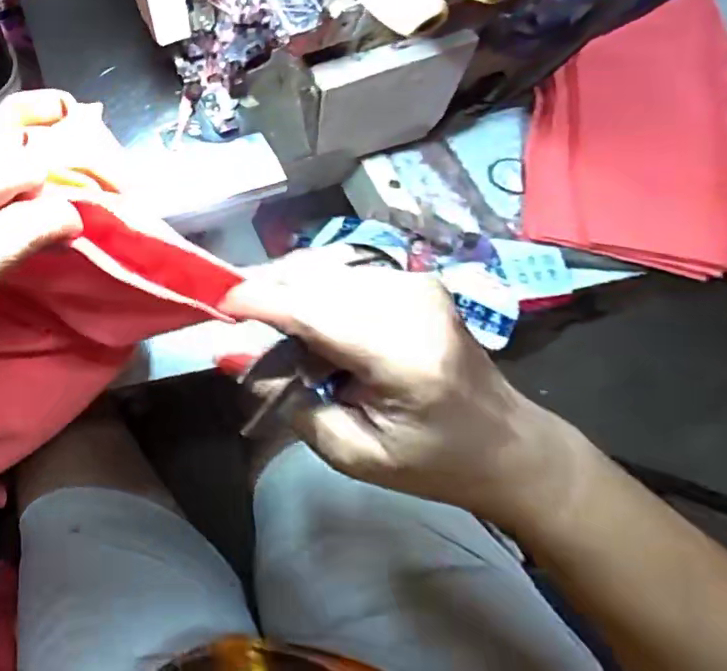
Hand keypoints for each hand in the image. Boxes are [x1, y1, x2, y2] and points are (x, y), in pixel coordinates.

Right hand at [222, 248, 587, 529]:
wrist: (509, 443)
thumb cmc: (431, 460)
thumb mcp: (353, 452)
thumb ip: (288, 401)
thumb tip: (231, 354)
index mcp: (405, 356)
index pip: (314, 310)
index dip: (259, 301)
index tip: (217, 304)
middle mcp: (412, 304)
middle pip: (312, 277)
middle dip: (265, 290)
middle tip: (235, 317)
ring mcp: (414, 282)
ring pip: (320, 265)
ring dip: (284, 285)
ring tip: (266, 316)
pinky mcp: (411, 275)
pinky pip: (338, 267)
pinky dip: (308, 283)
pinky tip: (303, 310)